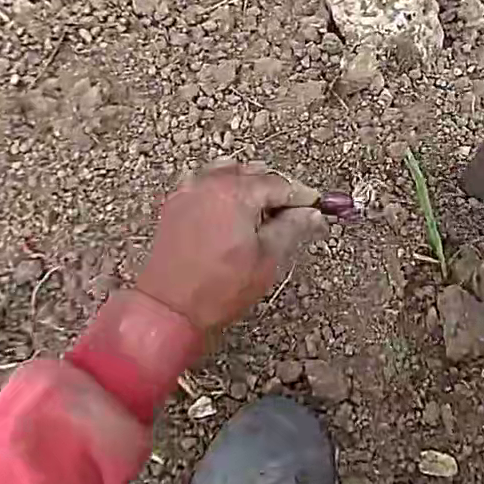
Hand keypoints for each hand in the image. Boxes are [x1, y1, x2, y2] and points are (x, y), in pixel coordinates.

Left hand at [135, 164, 326, 331]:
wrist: (168, 310)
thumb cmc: (218, 287)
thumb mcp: (268, 257)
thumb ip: (293, 226)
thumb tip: (312, 213)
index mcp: (236, 192)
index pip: (280, 184)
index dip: (302, 196)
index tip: (316, 208)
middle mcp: (210, 184)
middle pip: (256, 174)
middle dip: (277, 191)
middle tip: (294, 214)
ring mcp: (189, 192)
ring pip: (230, 173)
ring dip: (251, 186)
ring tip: (264, 212)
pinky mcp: (176, 205)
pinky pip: (207, 183)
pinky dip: (225, 189)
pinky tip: (234, 210)